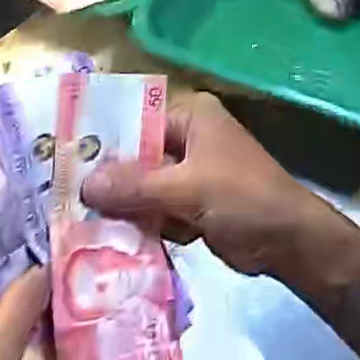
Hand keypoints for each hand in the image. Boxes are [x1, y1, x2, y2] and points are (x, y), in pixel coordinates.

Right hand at [81, 91, 331, 276]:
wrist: (290, 243)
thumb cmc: (243, 197)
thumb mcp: (188, 188)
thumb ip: (138, 186)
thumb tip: (85, 183)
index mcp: (191, 115)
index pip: (138, 118)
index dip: (105, 138)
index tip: (69, 157)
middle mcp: (188, 137)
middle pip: (138, 154)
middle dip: (112, 177)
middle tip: (69, 194)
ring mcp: (191, 172)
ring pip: (145, 184)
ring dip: (125, 205)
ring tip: (83, 219)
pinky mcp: (193, 203)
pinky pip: (157, 208)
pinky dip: (144, 223)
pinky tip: (116, 238)